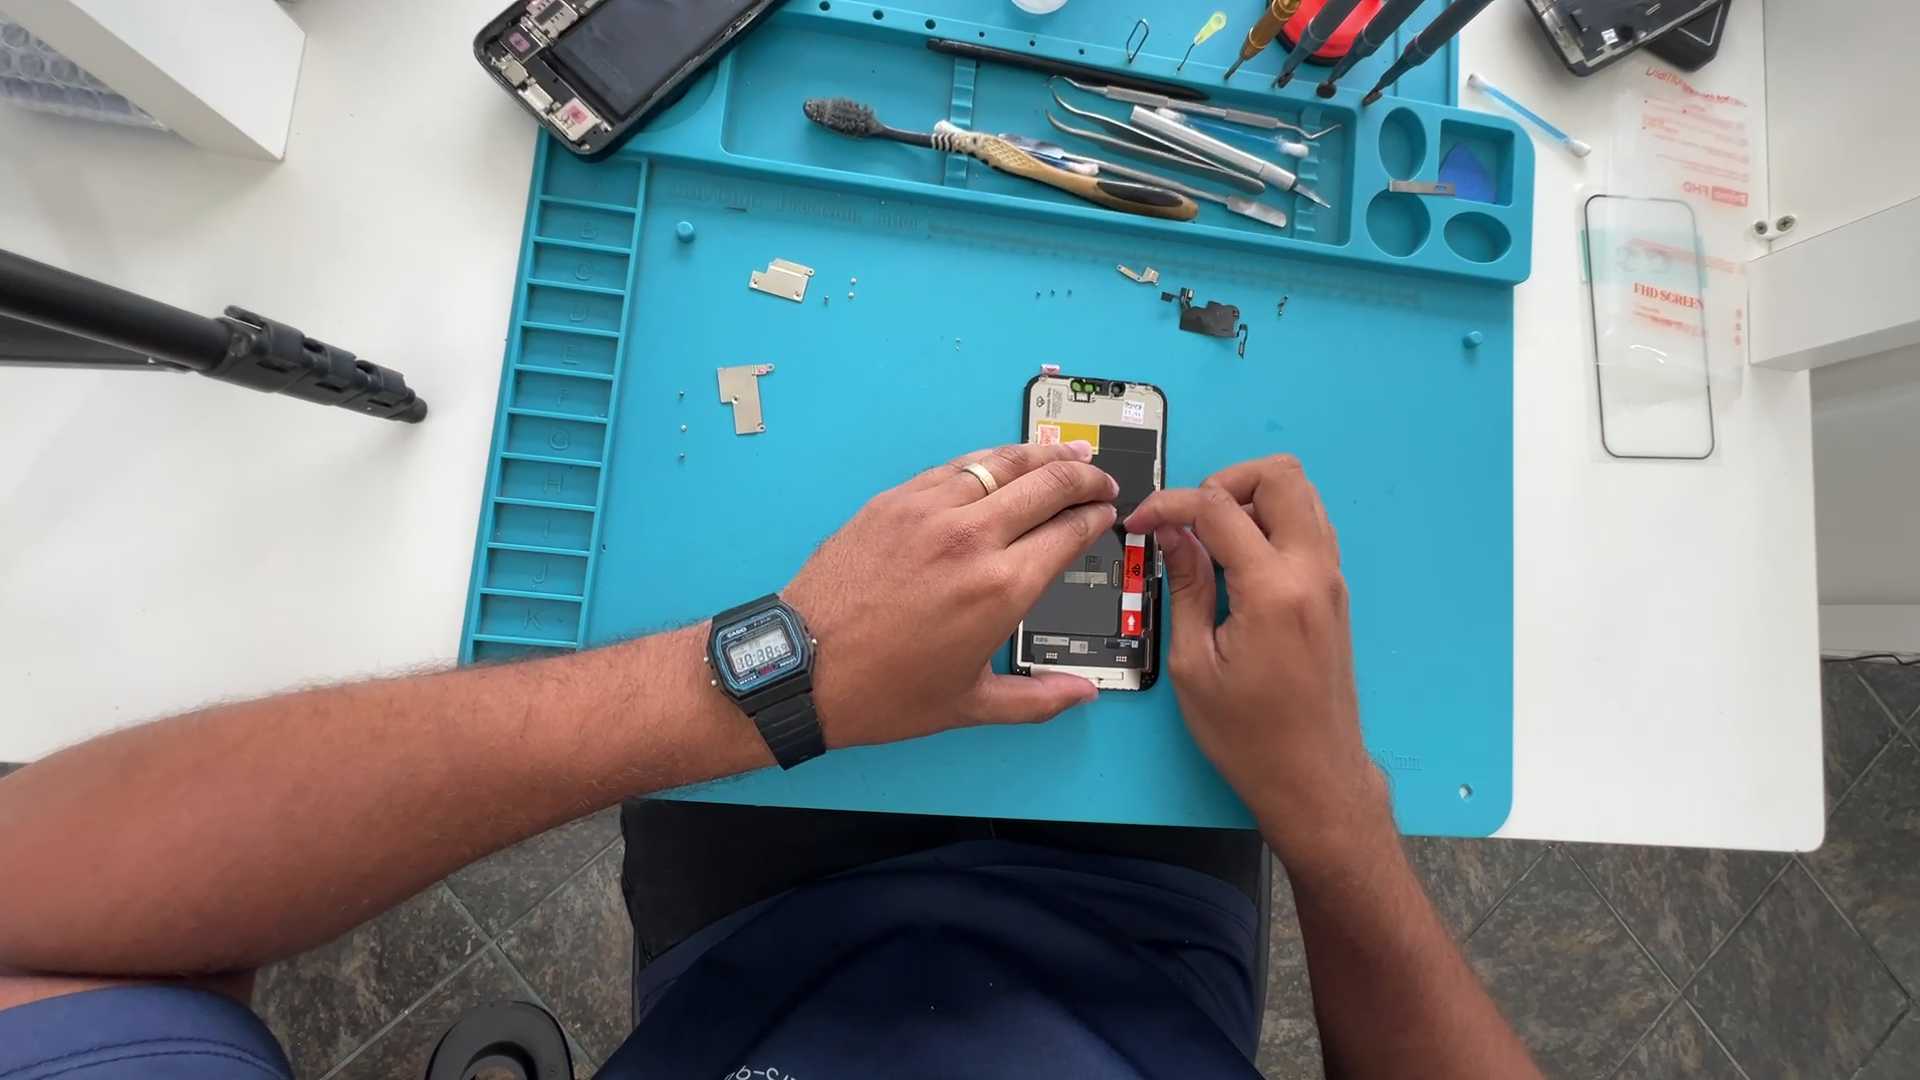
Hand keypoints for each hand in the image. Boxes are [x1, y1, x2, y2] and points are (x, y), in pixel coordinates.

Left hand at [784, 441, 1117, 748]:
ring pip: (1003, 462)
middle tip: (1100, 477)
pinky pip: (955, 466)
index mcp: (1001, 588)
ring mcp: (930, 511)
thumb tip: (1083, 696)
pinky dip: (989, 459)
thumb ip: (1038, 699)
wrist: (803, 668)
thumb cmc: (883, 691)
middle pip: (1048, 483)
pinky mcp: (895, 500)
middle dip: (1085, 475)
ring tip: (1066, 452)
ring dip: (1043, 455)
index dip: (1096, 516)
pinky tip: (1000, 462)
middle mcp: (973, 538)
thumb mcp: (970, 704)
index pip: (1069, 531)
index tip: (1107, 513)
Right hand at [1125, 456, 1385, 866]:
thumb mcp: (1195, 663)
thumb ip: (1185, 586)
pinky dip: (1270, 520)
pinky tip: (1236, 556)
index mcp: (1273, 590)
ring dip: (1250, 497)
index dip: (1168, 504)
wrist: (1314, 778)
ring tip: (1208, 537)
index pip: (1217, 508)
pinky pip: (1308, 524)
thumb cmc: (1246, 734)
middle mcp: (1313, 572)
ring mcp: (1331, 578)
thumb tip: (1171, 534)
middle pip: (1282, 473)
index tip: (1138, 524)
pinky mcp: (1333, 591)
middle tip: (1187, 519)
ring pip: (1302, 493)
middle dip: (1223, 481)